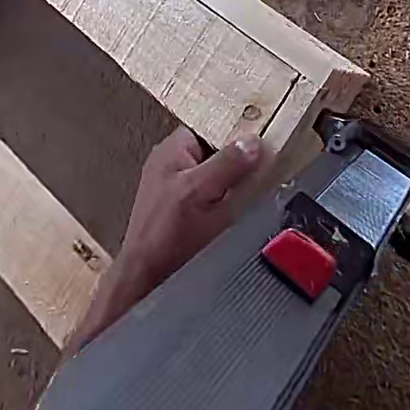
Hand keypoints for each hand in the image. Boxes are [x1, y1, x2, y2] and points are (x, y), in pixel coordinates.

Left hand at [68, 126, 269, 351]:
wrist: (147, 283)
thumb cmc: (163, 237)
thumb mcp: (198, 191)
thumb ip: (226, 163)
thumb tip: (252, 142)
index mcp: (171, 152)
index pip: (210, 127)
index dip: (234, 130)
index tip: (260, 135)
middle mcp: (174, 167)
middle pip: (218, 151)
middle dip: (239, 159)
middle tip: (262, 163)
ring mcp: (180, 191)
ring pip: (220, 176)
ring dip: (236, 183)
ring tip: (254, 187)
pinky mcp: (189, 214)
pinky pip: (218, 197)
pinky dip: (231, 201)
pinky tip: (241, 209)